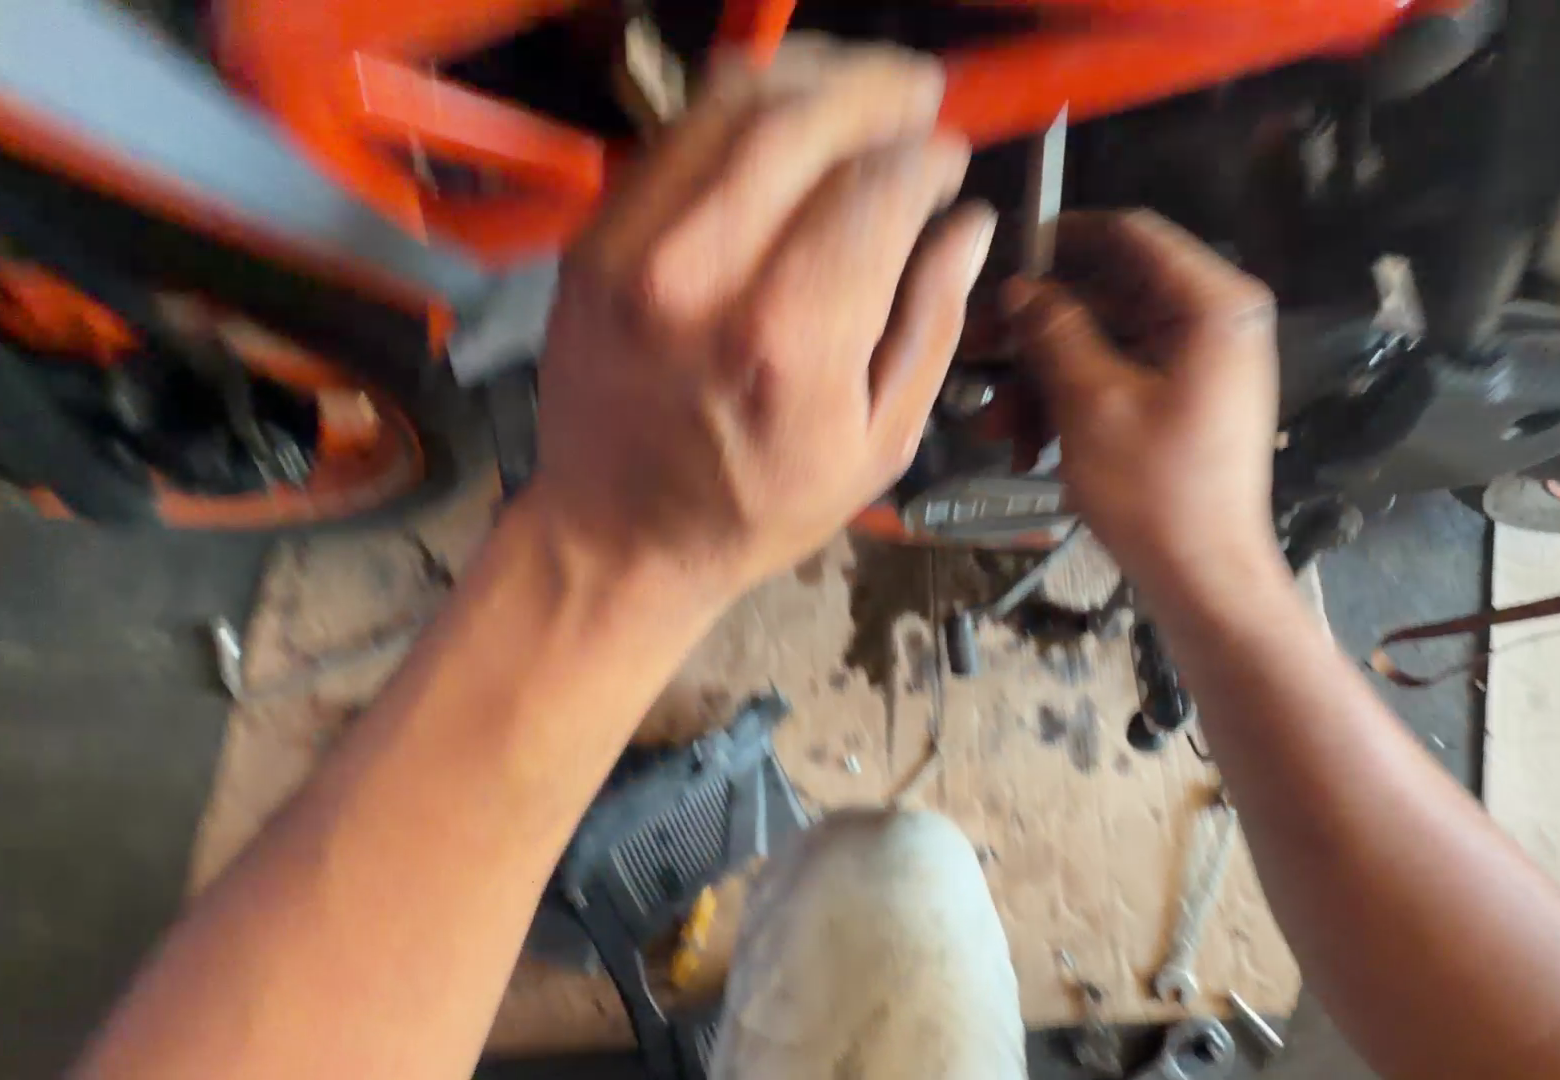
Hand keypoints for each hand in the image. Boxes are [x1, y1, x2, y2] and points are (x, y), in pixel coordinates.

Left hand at [524, 38, 996, 595]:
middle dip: (877, 89)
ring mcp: (634, 253)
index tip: (950, 161)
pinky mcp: (594, 244)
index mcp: (792, 342)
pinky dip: (738, 110)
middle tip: (918, 90)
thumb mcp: (877, 449)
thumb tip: (966, 230)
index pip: (876, 192)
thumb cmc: (760, 508)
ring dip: (810, 77)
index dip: (927, 159)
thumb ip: (930, 330)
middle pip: (804, 122)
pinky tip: (783, 120)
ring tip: (859, 87)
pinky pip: (674, 137)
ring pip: (732, 106)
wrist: (621, 536)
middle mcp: (705, 279)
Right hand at [1006, 210, 1282, 590]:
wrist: (1201, 578)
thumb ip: (1055, 332)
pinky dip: (1067, 406)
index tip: (1006, 258)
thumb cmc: (1155, 490)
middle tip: (976, 347)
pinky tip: (1024, 445)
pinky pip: (1112, 383)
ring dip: (1041, 381)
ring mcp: (1191, 366)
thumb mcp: (1092, 403)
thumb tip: (1021, 287)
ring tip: (993, 424)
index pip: (1131, 236)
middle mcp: (1208, 324)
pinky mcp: (1174, 403)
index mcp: (1210, 306)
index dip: (1063, 239)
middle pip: (1106, 298)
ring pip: (1099, 348)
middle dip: (1035, 331)